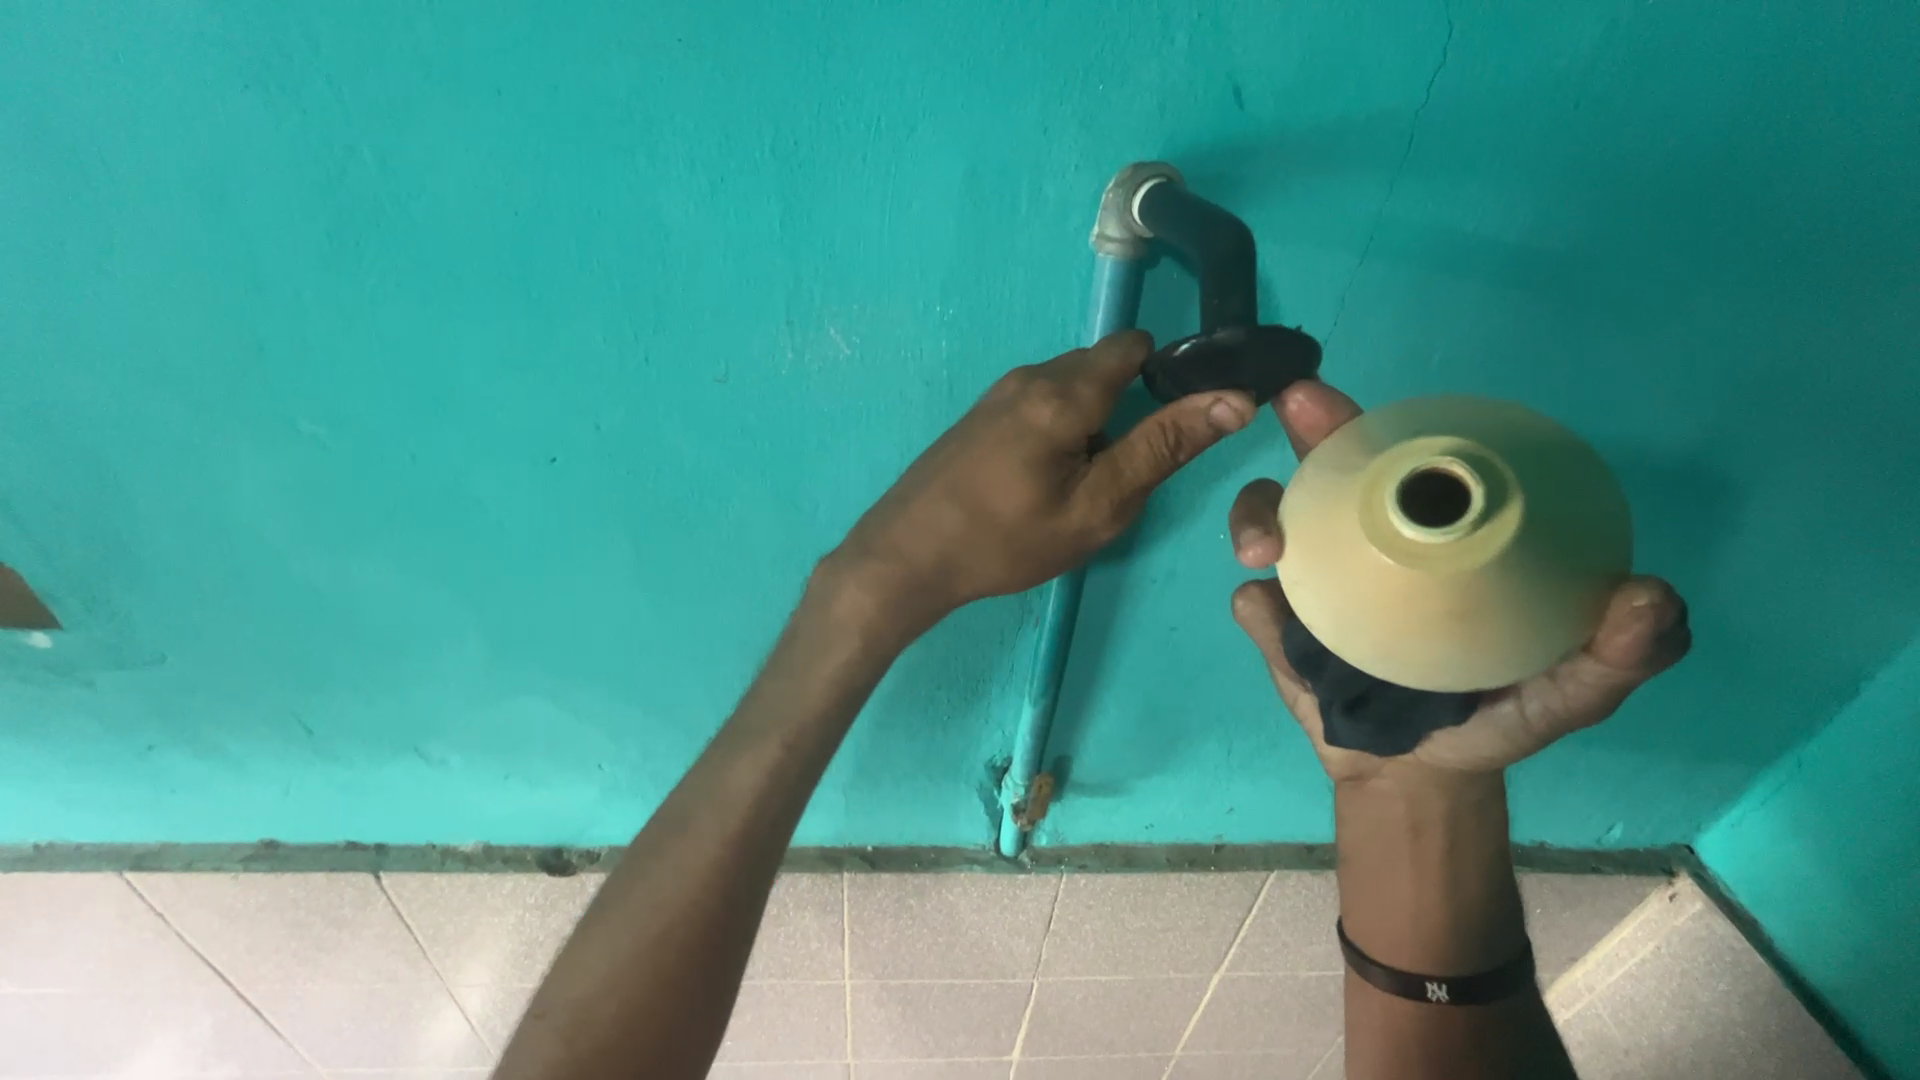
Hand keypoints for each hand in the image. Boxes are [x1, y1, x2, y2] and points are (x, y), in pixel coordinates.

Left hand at [827, 330, 1254, 637]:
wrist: (906, 557)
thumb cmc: (1006, 539)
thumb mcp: (1098, 504)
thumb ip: (1163, 447)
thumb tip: (1233, 397)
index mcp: (1064, 389)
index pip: (1136, 347)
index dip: (1167, 375)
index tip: (1174, 425)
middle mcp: (1029, 376)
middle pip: (1101, 368)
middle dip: (1127, 406)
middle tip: (1122, 473)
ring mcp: (996, 395)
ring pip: (1068, 389)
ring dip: (1090, 424)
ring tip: (1079, 486)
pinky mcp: (978, 418)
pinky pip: (1037, 407)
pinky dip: (1057, 432)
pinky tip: (1039, 483)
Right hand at [1227, 382, 1690, 783]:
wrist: (1417, 773)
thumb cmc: (1494, 715)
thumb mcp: (1569, 692)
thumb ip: (1615, 656)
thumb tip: (1648, 593)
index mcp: (1425, 533)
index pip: (1400, 458)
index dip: (1370, 416)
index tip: (1344, 391)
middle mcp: (1358, 538)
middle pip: (1321, 465)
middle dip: (1306, 428)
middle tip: (1300, 408)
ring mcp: (1307, 579)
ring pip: (1264, 517)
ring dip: (1254, 518)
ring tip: (1263, 553)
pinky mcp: (1273, 628)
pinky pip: (1253, 605)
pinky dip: (1260, 610)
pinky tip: (1277, 626)